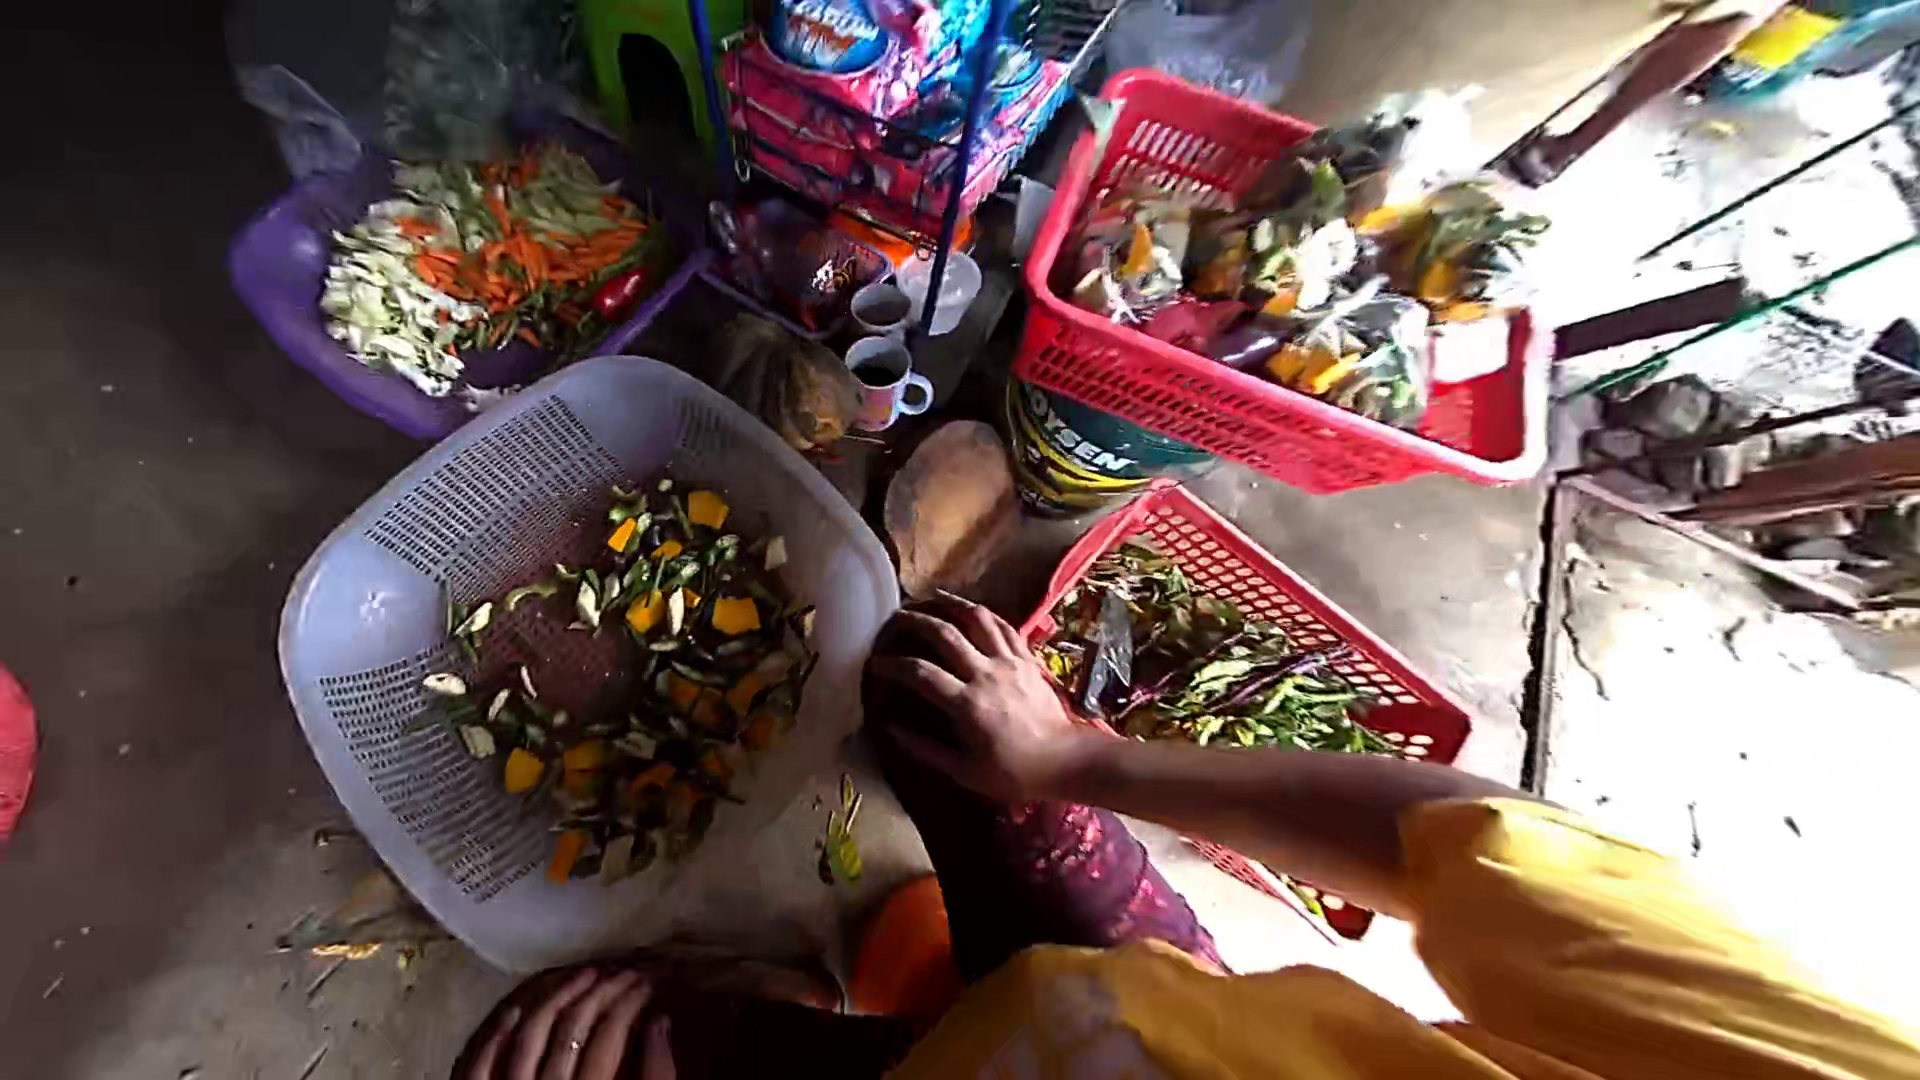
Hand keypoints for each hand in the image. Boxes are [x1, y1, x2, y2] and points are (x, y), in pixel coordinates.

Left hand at [461, 967, 674, 1079]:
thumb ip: (656, 1076)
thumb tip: (660, 1021)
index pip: (610, 1032)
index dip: (631, 999)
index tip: (647, 981)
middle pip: (572, 1026)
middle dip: (601, 989)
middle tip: (623, 971)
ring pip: (528, 1035)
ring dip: (557, 997)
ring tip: (583, 976)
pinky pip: (479, 1069)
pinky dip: (496, 1036)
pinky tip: (517, 1010)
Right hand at [867, 594, 1096, 801]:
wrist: (1064, 761)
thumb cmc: (1013, 772)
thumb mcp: (964, 772)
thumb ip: (925, 749)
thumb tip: (891, 728)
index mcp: (967, 705)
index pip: (920, 674)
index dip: (892, 665)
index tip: (875, 663)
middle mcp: (986, 674)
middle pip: (945, 634)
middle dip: (916, 621)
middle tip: (896, 618)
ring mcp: (1009, 662)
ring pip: (977, 619)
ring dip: (951, 604)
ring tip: (931, 598)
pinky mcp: (1027, 658)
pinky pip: (1004, 626)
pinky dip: (984, 613)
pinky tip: (971, 609)